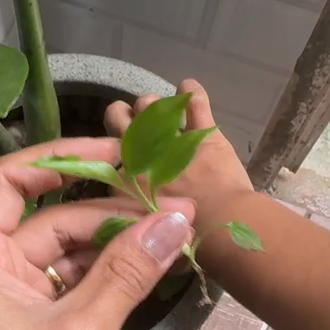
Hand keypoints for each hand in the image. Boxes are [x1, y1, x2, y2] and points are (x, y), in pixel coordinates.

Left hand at [0, 137, 194, 329]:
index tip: (120, 154)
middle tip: (168, 202)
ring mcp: (9, 301)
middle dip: (107, 209)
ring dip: (114, 243)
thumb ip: (129, 269)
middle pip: (47, 216)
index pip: (10, 180)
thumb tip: (177, 215)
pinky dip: (107, 276)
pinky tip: (152, 264)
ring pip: (65, 251)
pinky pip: (71, 284)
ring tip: (171, 231)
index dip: (64, 159)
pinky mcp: (33, 327)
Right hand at [105, 79, 253, 217]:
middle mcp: (141, 152)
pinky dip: (191, 91)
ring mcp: (171, 139)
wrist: (221, 228)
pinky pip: (193, 99)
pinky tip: (190, 91)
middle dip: (127, 115)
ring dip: (157, 105)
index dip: (116, 149)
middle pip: (118, 115)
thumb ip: (132, 211)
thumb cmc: (182, 238)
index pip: (107, 151)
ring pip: (151, 104)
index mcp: (124, 178)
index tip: (127, 155)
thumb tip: (131, 211)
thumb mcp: (143, 228)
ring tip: (168, 113)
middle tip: (142, 125)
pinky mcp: (203, 132)